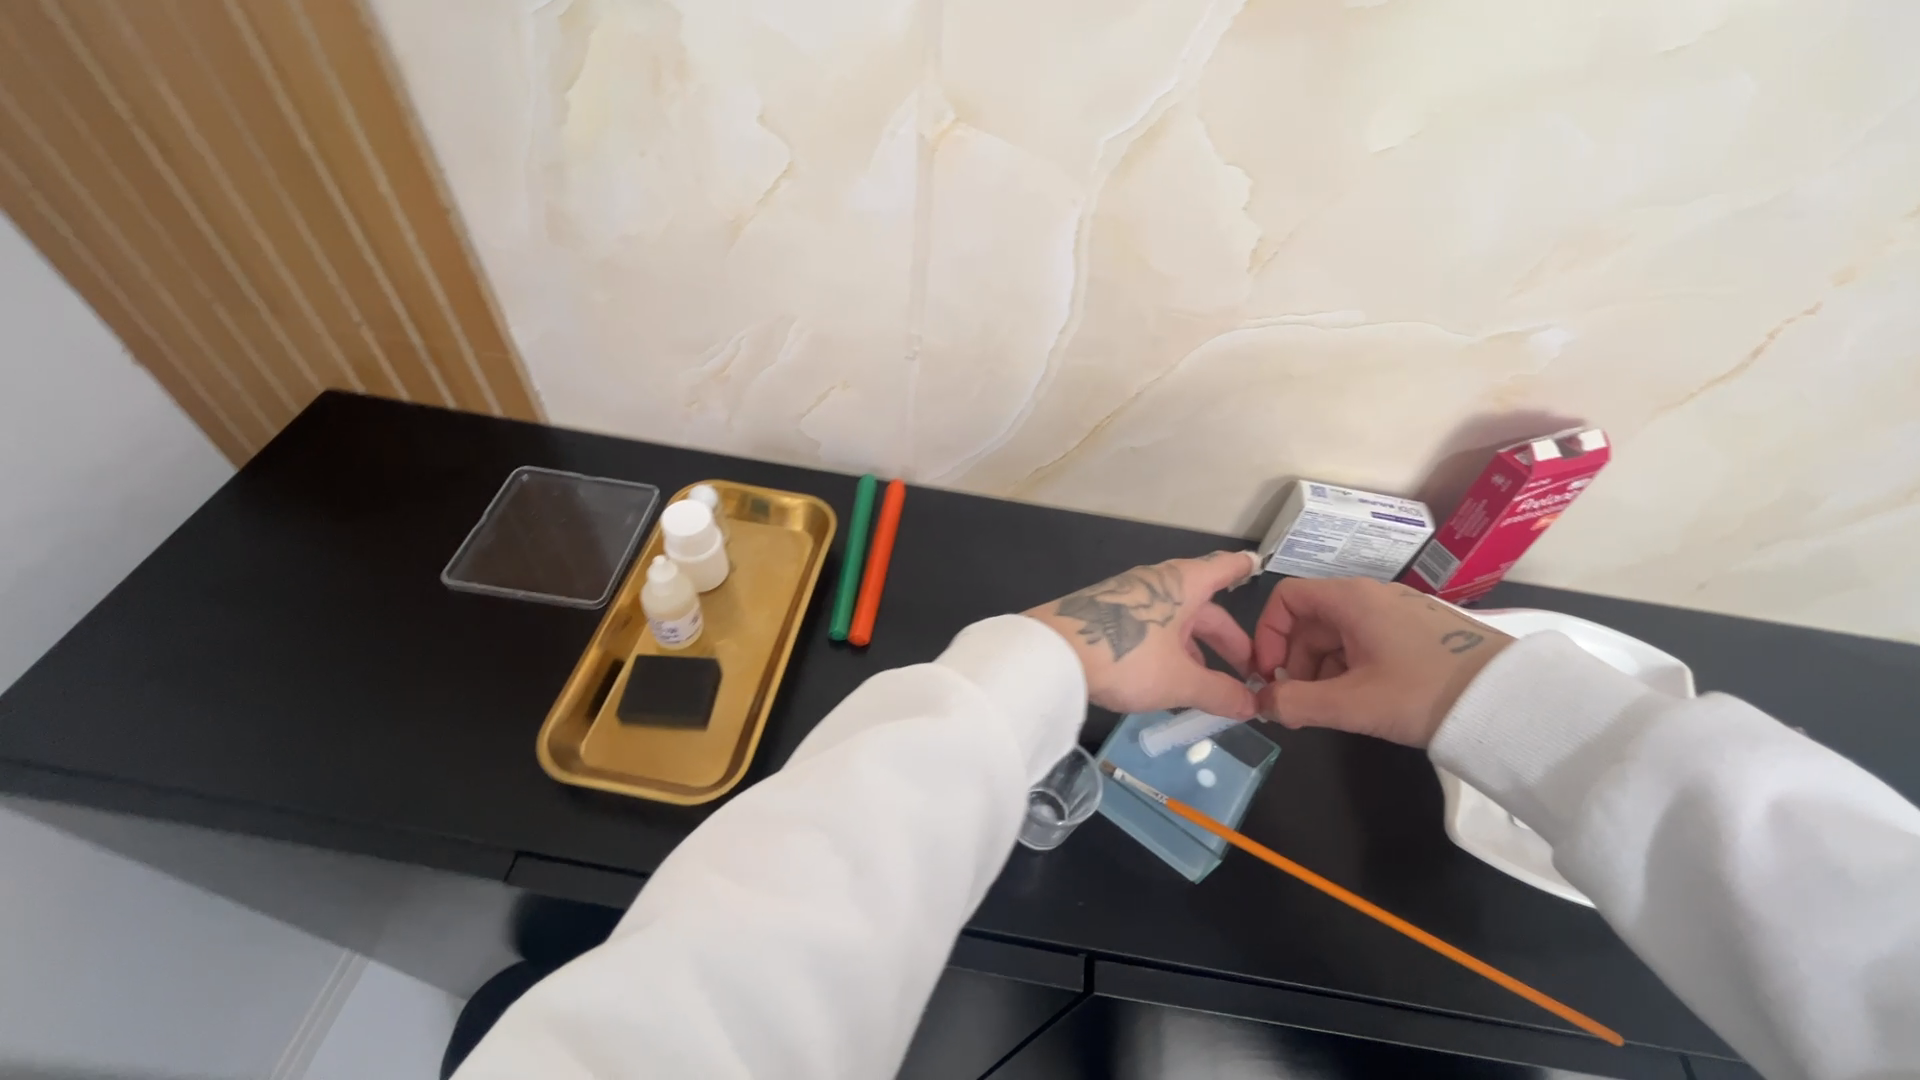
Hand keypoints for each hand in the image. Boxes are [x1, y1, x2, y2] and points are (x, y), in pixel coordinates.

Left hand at [1026, 551, 1261, 720]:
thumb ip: (1218, 693)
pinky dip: (1165, 651)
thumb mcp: (1179, 681)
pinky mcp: (1103, 614)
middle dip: (1225, 640)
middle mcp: (1157, 582)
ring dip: (1194, 651)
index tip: (1257, 565)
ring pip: (1173, 621)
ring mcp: (1127, 596)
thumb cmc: (1127, 656)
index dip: (1242, 568)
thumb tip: (1250, 706)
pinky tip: (1164, 680)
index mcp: (1183, 584)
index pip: (1223, 567)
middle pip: (1202, 606)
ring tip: (1205, 686)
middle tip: (1245, 672)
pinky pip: (1148, 629)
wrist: (1052, 653)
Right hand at [1251, 578, 1513, 747]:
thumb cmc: (1424, 693)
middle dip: (1295, 662)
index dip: (1268, 635)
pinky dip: (1352, 670)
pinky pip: (1367, 644)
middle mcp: (1371, 596)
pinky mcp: (1421, 633)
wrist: (1514, 703)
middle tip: (1298, 704)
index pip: (1286, 598)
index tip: (1270, 676)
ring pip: (1338, 636)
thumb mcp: (1351, 704)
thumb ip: (1295, 704)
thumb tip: (1261, 704)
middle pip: (1310, 620)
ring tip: (1333, 710)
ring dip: (1322, 671)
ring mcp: (1399, 613)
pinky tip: (1365, 702)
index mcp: (1350, 599)